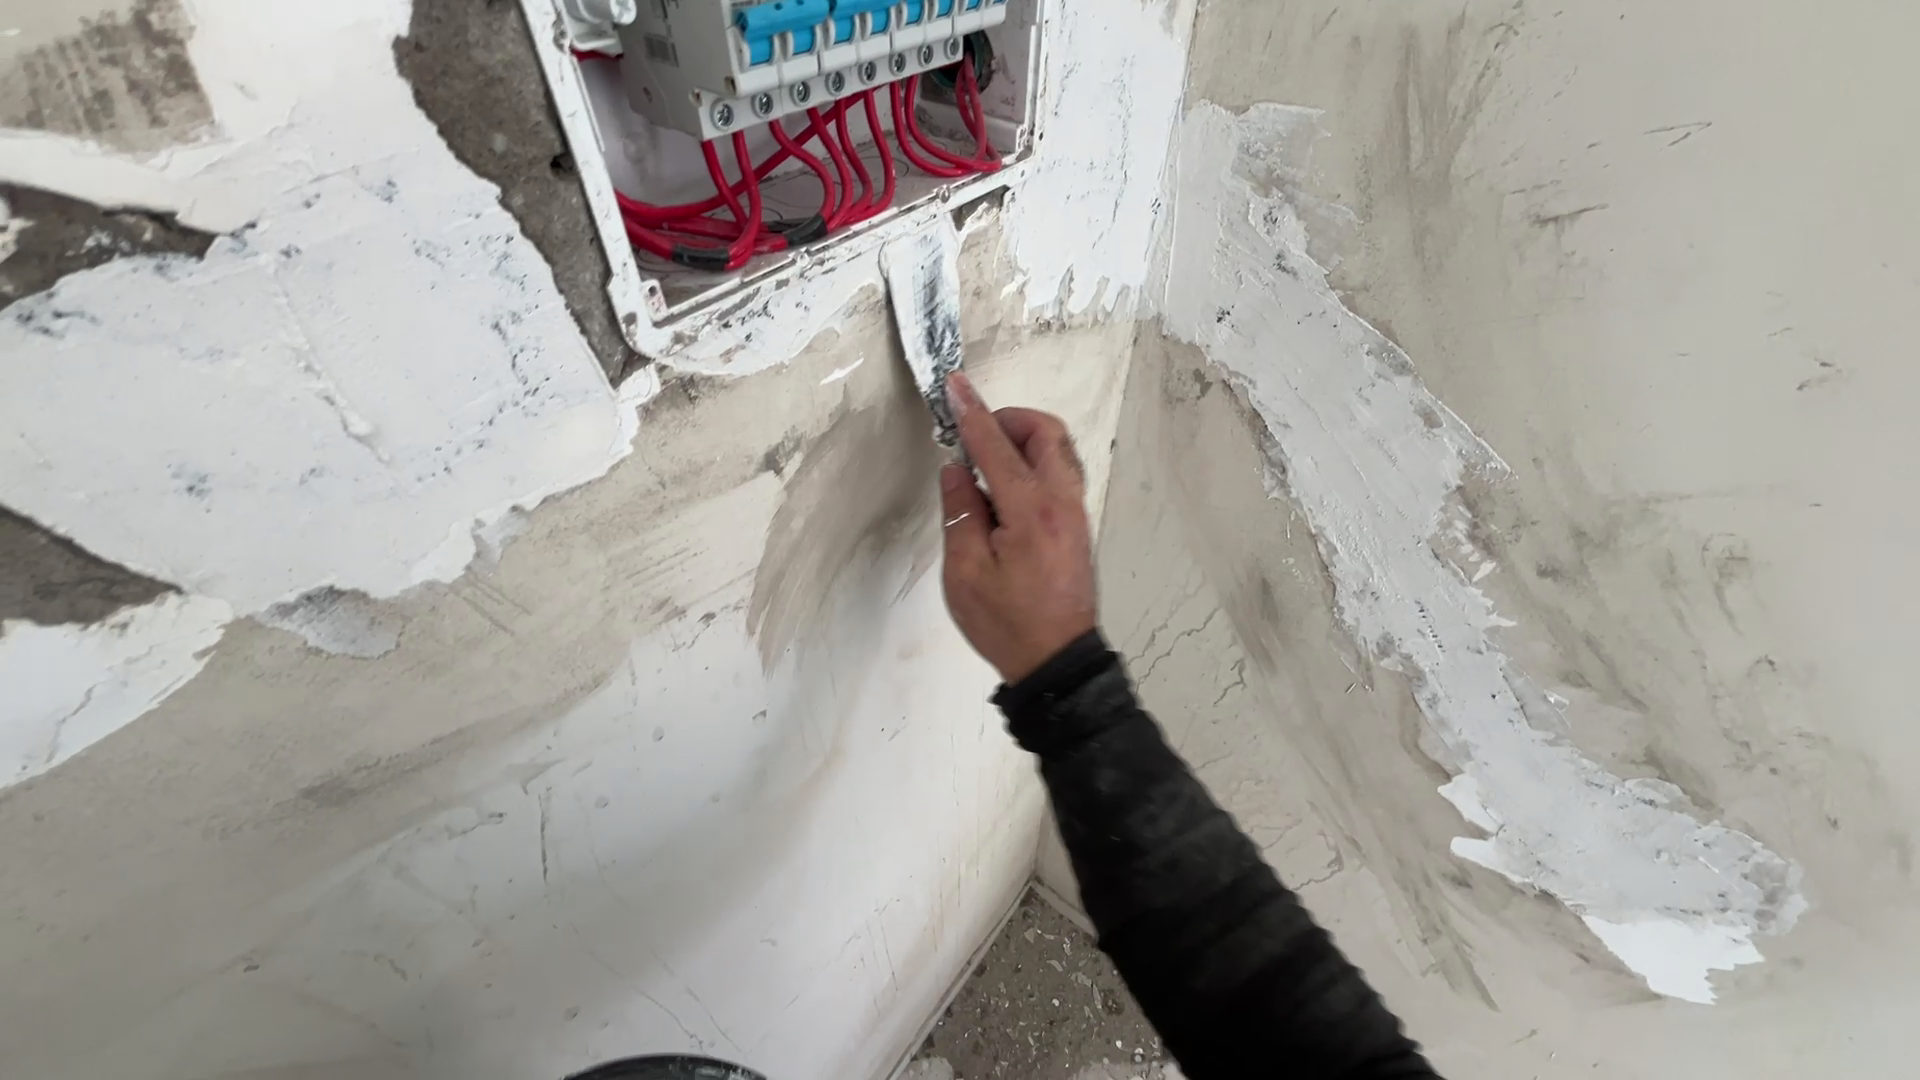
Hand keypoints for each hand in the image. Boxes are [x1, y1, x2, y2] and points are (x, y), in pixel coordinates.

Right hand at [939, 372, 1097, 683]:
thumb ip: (961, 512)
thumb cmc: (1006, 623)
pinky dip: (1033, 462)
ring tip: (986, 463)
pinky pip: (1059, 472)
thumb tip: (957, 469)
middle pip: (1046, 431)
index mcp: (1032, 511)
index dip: (971, 412)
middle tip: (975, 436)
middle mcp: (1063, 502)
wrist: (1056, 660)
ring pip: (1058, 449)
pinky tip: (1005, 489)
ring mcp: (1076, 512)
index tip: (954, 385)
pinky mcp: (1077, 524)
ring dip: (1023, 440)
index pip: (996, 447)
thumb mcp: (965, 572)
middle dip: (1008, 419)